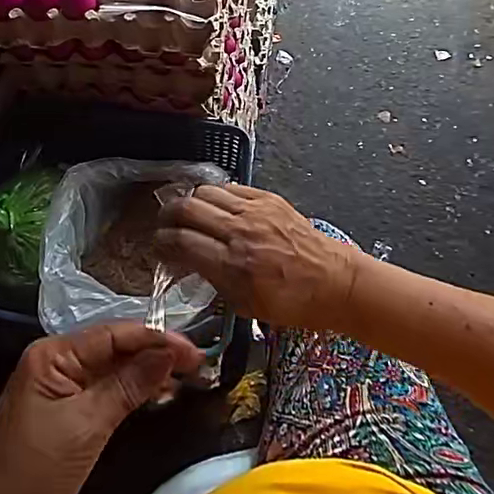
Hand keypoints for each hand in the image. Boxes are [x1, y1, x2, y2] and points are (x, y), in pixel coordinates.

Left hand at [0, 324, 202, 493]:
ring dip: (146, 369)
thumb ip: (128, 385)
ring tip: (186, 373)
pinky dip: (130, 387)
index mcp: (52, 353)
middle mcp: (55, 358)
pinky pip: (103, 385)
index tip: (192, 349)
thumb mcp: (87, 425)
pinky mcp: (64, 404)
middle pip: (112, 346)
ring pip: (110, 365)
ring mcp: (59, 381)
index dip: (154, 338)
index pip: (111, 334)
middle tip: (197, 361)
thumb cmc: (37, 468)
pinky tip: (157, 389)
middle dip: (154, 351)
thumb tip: (168, 354)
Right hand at [156, 185, 363, 331]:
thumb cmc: (293, 303)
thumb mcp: (245, 305)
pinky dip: (217, 196)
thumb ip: (212, 280)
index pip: (181, 242)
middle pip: (186, 209)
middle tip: (165, 224)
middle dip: (167, 216)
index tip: (157, 245)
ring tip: (189, 214)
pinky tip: (217, 208)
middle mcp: (240, 233)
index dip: (161, 242)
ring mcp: (255, 211)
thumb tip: (188, 262)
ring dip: (190, 202)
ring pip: (205, 192)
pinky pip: (231, 188)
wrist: (336, 283)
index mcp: (233, 265)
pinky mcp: (268, 199)